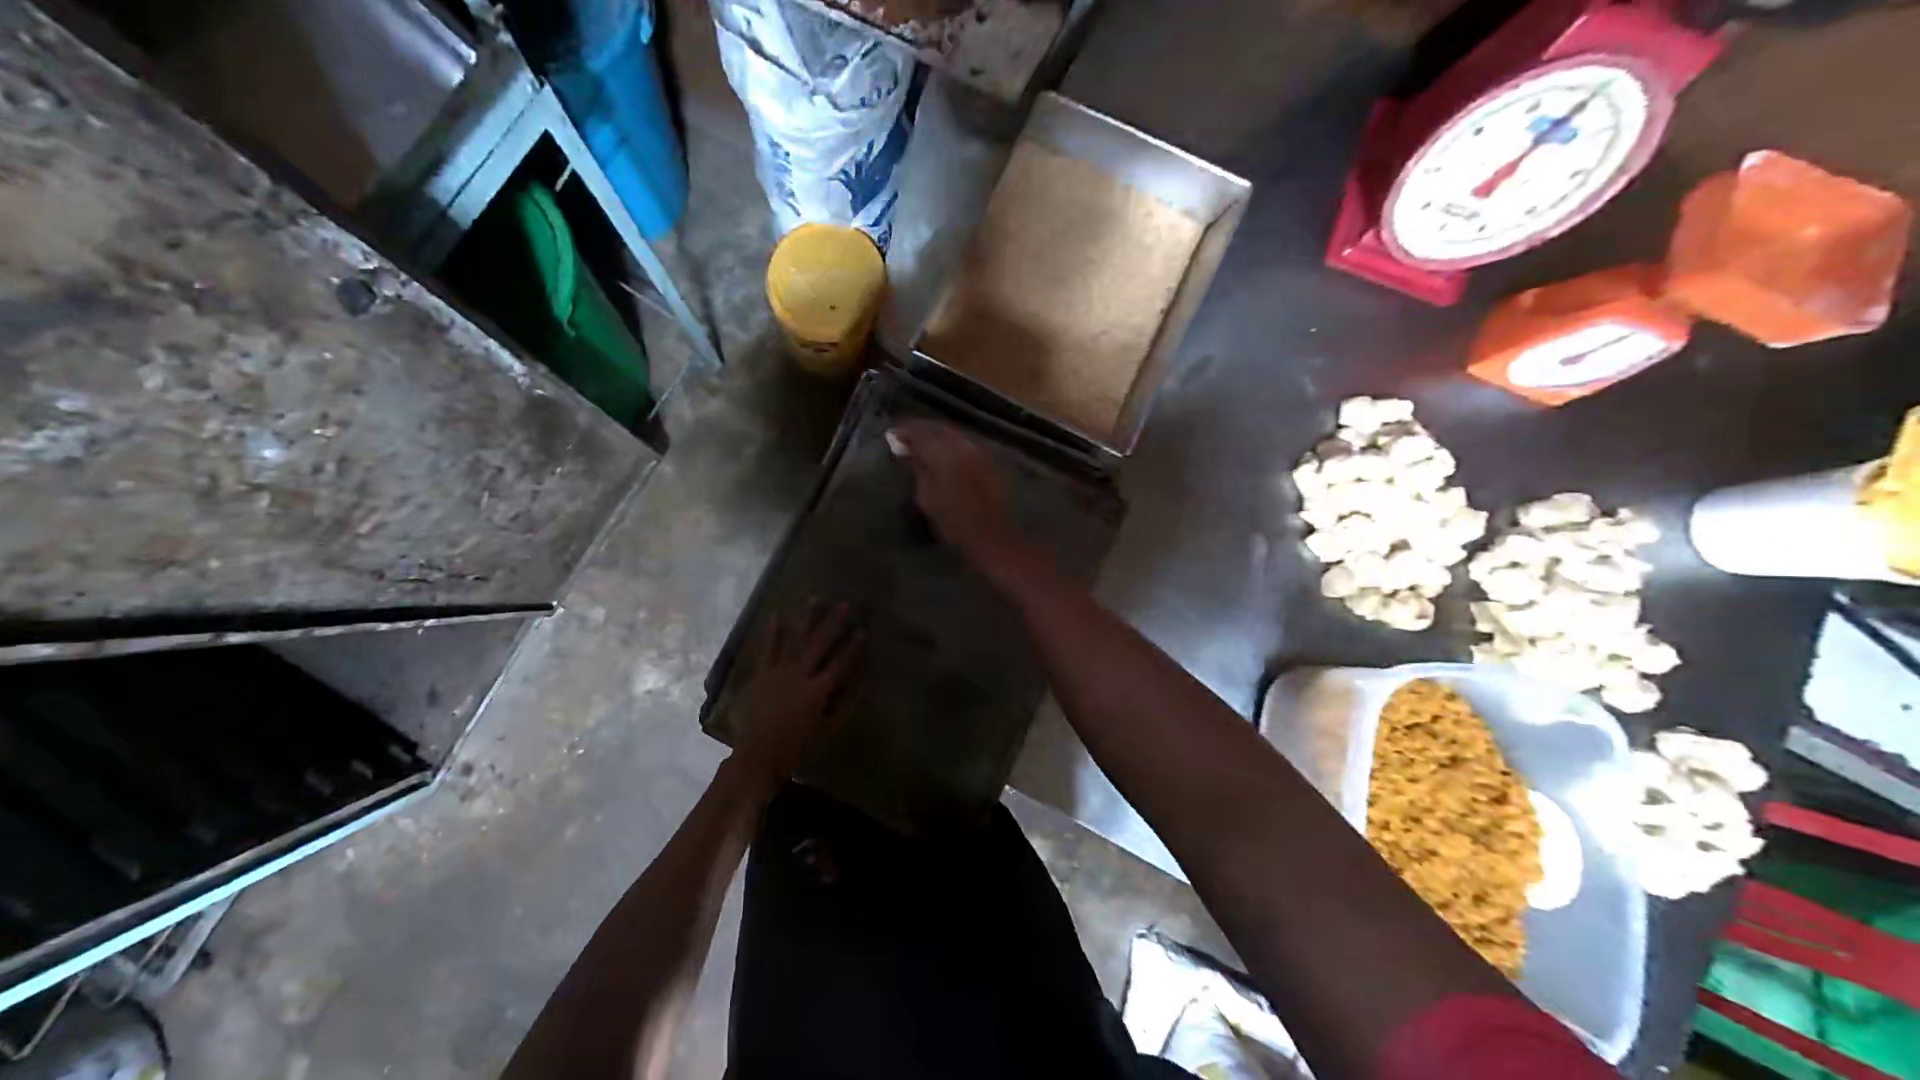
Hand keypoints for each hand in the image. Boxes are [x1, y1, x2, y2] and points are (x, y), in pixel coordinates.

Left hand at [729, 602, 861, 784]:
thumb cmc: (798, 744)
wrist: (758, 754)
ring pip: (794, 640)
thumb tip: (863, 678)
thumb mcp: (829, 728)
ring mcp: (778, 673)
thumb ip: (847, 702)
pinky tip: (776, 615)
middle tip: (844, 603)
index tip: (863, 630)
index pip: (840, 664)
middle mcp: (799, 676)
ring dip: (805, 619)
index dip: (853, 647)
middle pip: (818, 644)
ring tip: (813, 598)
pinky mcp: (761, 675)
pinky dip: (771, 633)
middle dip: (833, 623)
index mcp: (818, 691)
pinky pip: (767, 650)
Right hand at [887, 419, 1027, 577]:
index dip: (905, 431)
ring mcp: (979, 450)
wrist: (990, 536)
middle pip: (939, 429)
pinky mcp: (989, 460)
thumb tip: (910, 452)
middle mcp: (963, 445)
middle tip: (905, 433)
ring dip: (936, 434)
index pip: (921, 434)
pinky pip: (965, 443)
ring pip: (954, 434)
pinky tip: (942, 451)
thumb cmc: (953, 523)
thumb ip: (919, 468)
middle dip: (921, 429)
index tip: (892, 433)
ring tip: (921, 441)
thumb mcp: (926, 497)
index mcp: (945, 453)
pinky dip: (951, 443)